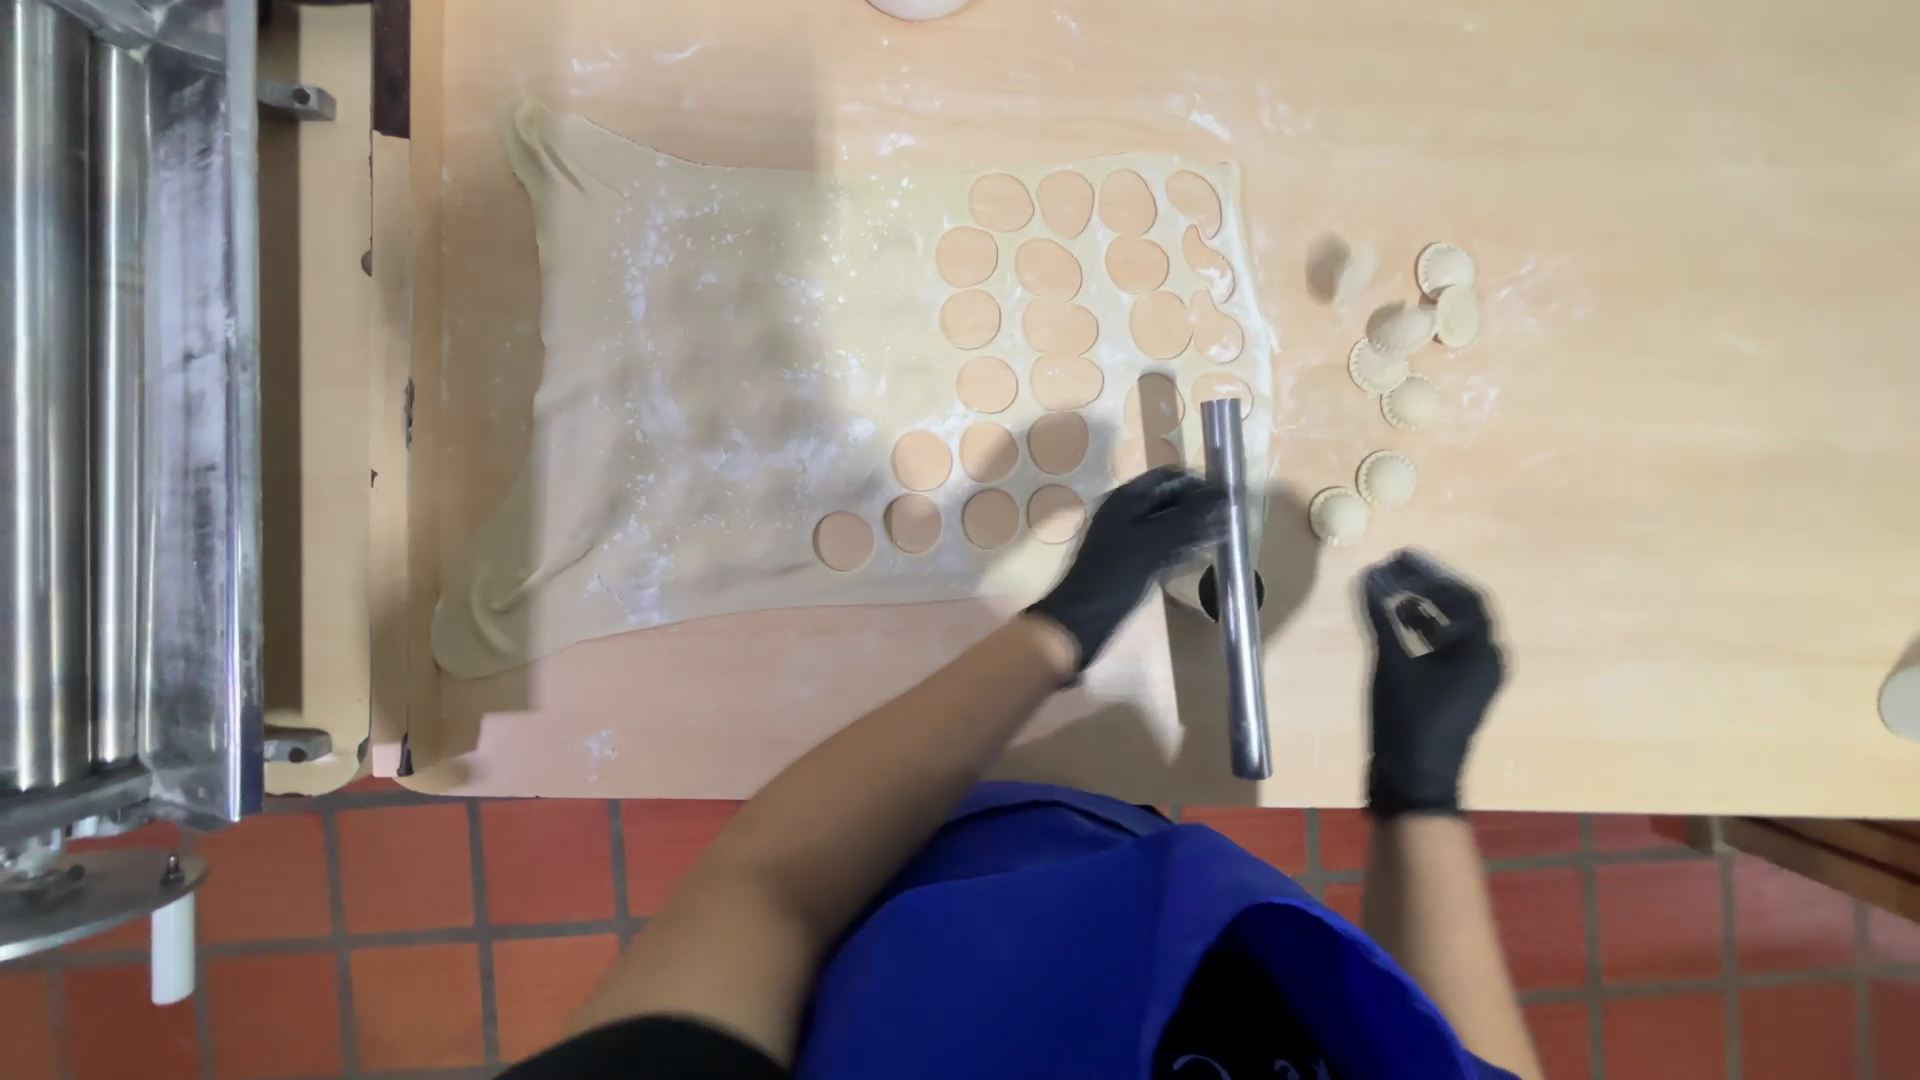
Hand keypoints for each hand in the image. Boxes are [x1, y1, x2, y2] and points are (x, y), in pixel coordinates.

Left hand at [1026, 467, 1227, 670]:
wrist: (1083, 618)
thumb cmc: (1115, 575)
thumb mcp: (1154, 541)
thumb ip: (1189, 516)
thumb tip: (1223, 494)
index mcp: (1125, 499)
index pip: (1168, 477)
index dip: (1197, 483)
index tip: (1227, 496)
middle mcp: (1125, 513)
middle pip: (1168, 500)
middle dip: (1197, 507)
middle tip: (1230, 518)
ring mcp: (1126, 539)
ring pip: (1166, 525)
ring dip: (1193, 529)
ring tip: (1223, 534)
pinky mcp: (1130, 563)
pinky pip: (1161, 548)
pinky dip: (1181, 549)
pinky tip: (1202, 555)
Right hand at [1361, 550, 1503, 818]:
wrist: (1415, 775)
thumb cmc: (1408, 717)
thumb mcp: (1391, 662)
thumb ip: (1380, 616)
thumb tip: (1369, 575)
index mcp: (1480, 652)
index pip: (1465, 598)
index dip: (1432, 573)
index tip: (1400, 557)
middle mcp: (1485, 660)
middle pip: (1461, 610)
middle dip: (1428, 585)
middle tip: (1395, 567)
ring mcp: (1472, 677)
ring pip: (1451, 628)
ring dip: (1422, 605)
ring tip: (1390, 590)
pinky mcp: (1455, 690)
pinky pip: (1443, 647)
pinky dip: (1420, 629)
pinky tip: (1394, 621)